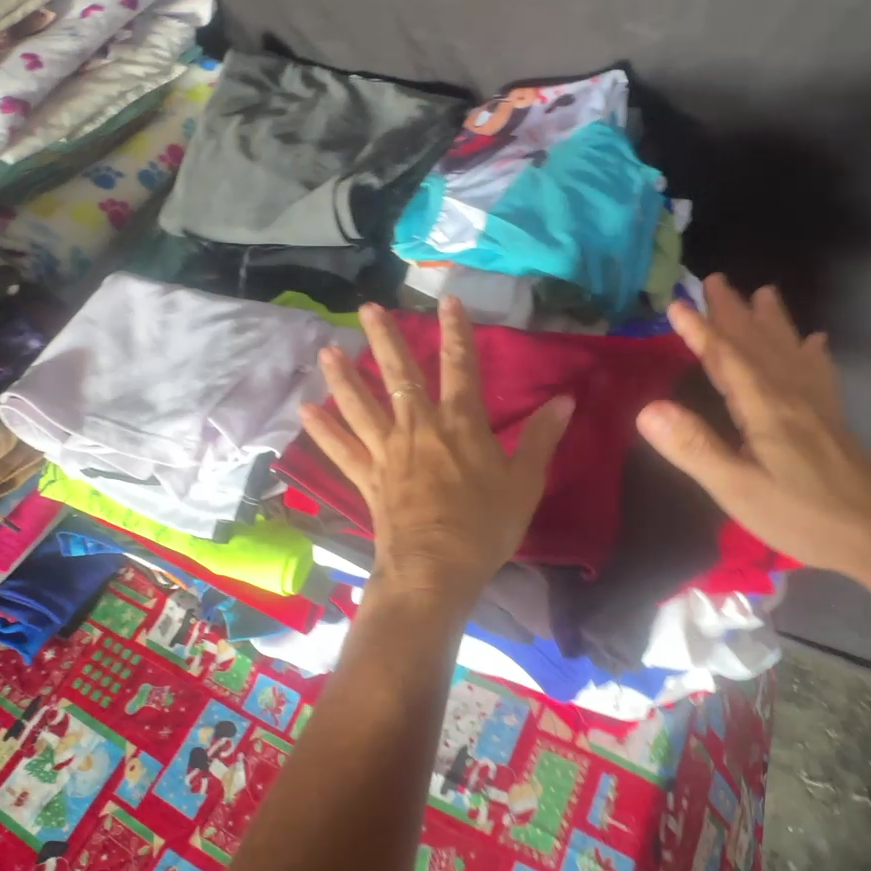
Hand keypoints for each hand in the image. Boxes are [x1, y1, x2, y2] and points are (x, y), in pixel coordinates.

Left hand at [298, 298, 574, 606]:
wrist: (436, 570)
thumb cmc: (485, 526)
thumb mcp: (525, 481)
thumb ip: (541, 437)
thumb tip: (565, 399)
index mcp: (460, 423)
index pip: (460, 365)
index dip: (456, 331)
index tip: (448, 300)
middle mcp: (419, 427)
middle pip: (399, 375)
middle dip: (385, 339)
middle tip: (368, 309)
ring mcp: (387, 452)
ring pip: (361, 405)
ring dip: (343, 377)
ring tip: (326, 350)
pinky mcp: (367, 478)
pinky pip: (341, 449)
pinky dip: (323, 431)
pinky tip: (306, 411)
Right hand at [635, 275, 870, 573]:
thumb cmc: (803, 515)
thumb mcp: (738, 489)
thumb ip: (694, 448)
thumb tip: (647, 410)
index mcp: (764, 407)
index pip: (725, 359)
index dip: (699, 332)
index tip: (676, 304)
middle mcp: (791, 395)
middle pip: (758, 344)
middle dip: (733, 313)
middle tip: (715, 279)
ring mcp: (817, 406)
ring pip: (788, 351)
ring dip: (771, 321)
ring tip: (764, 293)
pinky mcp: (833, 421)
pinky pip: (819, 373)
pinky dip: (811, 353)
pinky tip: (815, 343)